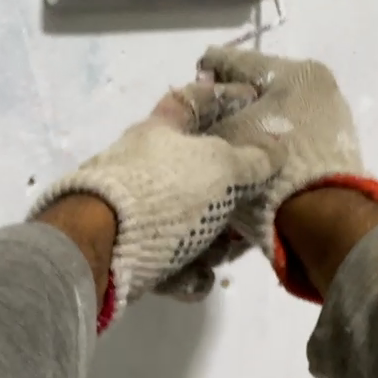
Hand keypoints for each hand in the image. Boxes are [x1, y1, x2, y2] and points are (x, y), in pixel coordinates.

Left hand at [31, 80, 274, 327]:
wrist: (103, 246)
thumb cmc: (165, 191)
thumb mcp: (219, 165)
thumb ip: (251, 159)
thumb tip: (274, 150)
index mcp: (158, 132)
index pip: (193, 101)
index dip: (223, 96)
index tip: (252, 100)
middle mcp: (142, 169)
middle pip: (194, 174)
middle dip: (229, 194)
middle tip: (257, 207)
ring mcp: (131, 213)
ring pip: (184, 223)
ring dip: (212, 241)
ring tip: (229, 254)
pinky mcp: (126, 254)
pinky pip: (167, 262)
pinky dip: (186, 273)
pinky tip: (199, 280)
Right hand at [196, 48, 366, 258]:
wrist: (322, 219)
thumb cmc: (269, 170)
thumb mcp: (223, 137)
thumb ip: (208, 116)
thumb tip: (206, 107)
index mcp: (296, 73)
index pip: (242, 61)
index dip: (213, 66)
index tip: (196, 71)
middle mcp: (320, 87)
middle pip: (264, 87)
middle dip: (235, 98)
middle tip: (207, 110)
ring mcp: (333, 118)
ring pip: (278, 113)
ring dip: (253, 123)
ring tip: (225, 138)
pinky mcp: (335, 149)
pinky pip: (290, 136)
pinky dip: (268, 141)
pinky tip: (249, 155)